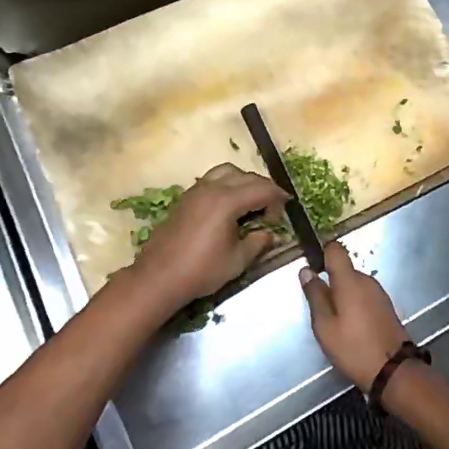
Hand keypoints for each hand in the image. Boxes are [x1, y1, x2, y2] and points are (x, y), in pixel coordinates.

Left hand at [123, 164, 287, 312]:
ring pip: (226, 172)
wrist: (159, 276)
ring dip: (243, 181)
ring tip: (251, 203)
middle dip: (263, 188)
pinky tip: (229, 206)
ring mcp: (195, 191)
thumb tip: (272, 234)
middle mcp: (211, 188)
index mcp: (226, 200)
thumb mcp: (237, 260)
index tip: (288, 207)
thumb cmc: (201, 270)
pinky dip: (226, 184)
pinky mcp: (184, 198)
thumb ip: (259, 242)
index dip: (278, 196)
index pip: (261, 189)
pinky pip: (211, 180)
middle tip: (272, 209)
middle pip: (245, 176)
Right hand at [300, 242, 408, 389]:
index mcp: (350, 281)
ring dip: (343, 297)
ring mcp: (379, 294)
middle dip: (331, 283)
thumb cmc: (353, 348)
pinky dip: (355, 305)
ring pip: (354, 285)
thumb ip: (315, 295)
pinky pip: (364, 296)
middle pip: (344, 270)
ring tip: (336, 323)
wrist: (394, 372)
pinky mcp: (386, 307)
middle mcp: (367, 281)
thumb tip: (306, 271)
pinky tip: (352, 328)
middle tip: (321, 310)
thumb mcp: (324, 325)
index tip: (314, 273)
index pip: (336, 250)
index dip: (322, 255)